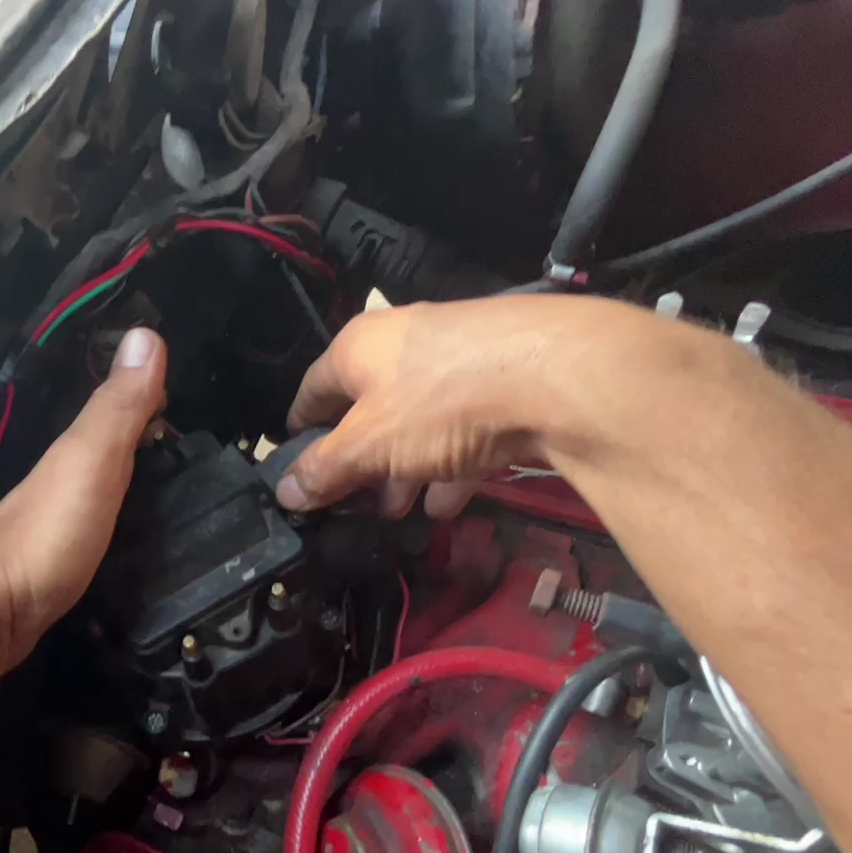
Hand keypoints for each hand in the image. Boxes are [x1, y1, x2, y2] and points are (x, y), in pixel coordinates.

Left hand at [0, 328, 167, 670]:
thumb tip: (145, 332)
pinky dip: (125, 533)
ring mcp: (59, 529)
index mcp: (72, 455)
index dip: (155, 404)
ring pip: (106, 499)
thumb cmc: (45, 532)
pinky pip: (103, 538)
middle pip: (112, 458)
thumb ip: (117, 409)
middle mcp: (62, 485)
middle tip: (203, 468)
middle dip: (151, 455)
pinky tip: (142, 550)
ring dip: (139, 496)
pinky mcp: (61, 571)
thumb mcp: (89, 461)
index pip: (118, 414)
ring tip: (186, 509)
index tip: (195, 410)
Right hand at [274, 294, 631, 516]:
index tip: (296, 472)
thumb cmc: (442, 404)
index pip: (310, 392)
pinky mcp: (505, 377)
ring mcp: (458, 357)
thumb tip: (284, 492)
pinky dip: (449, 462)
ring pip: (415, 421)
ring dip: (402, 469)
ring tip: (401, 509)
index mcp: (358, 346)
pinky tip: (450, 501)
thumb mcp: (368, 447)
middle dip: (359, 464)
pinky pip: (461, 424)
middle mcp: (403, 342)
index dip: (298, 436)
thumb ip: (323, 470)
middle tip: (357, 504)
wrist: (567, 376)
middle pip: (365, 411)